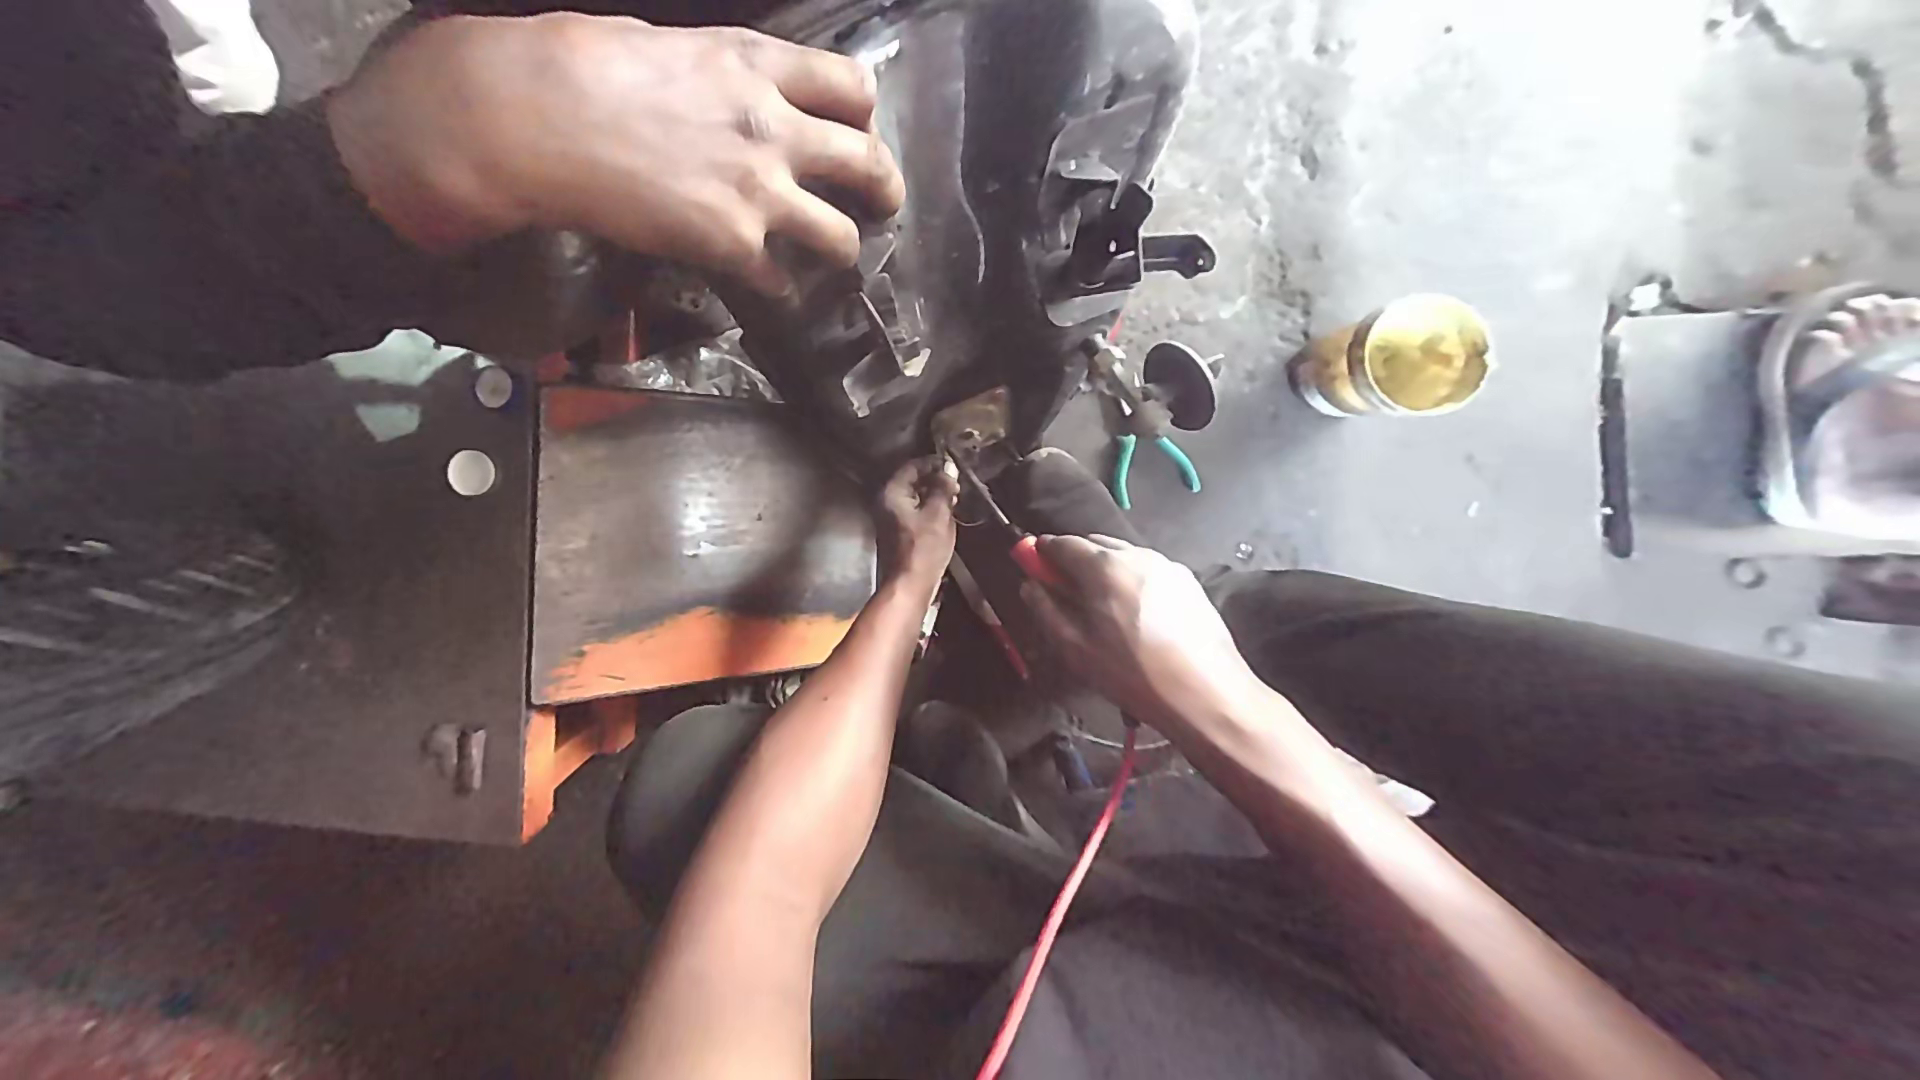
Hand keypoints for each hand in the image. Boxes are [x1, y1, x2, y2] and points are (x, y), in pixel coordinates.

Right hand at [328, 14, 904, 295]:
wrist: (532, 119)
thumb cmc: (582, 66)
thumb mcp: (674, 47)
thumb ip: (730, 78)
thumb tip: (746, 98)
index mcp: (758, 68)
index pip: (852, 88)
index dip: (866, 117)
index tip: (860, 133)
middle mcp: (776, 131)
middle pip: (869, 165)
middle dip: (887, 191)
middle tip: (885, 206)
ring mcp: (762, 194)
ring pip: (843, 239)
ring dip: (843, 251)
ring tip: (833, 257)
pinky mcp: (737, 246)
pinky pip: (783, 280)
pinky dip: (781, 287)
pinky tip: (771, 285)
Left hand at [877, 457, 958, 586]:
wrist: (909, 585)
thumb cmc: (924, 548)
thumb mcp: (938, 514)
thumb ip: (943, 488)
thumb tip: (949, 468)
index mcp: (892, 493)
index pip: (912, 466)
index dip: (934, 463)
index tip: (953, 467)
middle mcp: (885, 502)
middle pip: (911, 482)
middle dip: (935, 481)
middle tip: (956, 485)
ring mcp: (889, 519)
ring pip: (914, 499)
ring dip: (933, 497)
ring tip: (954, 500)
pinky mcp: (897, 534)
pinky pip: (914, 513)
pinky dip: (928, 511)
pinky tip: (945, 517)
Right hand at [1021, 535, 1264, 731]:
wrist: (1207, 693)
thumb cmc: (1134, 674)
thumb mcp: (1076, 649)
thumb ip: (1046, 610)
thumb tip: (1030, 585)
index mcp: (1104, 567)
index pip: (1061, 543)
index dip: (1041, 552)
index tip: (1034, 567)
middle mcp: (1136, 555)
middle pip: (1093, 543)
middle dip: (1073, 560)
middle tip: (1065, 592)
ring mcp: (1166, 565)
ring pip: (1122, 555)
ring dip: (1103, 569)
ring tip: (1102, 607)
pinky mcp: (1188, 581)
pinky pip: (1146, 570)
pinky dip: (1130, 580)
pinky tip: (1135, 615)